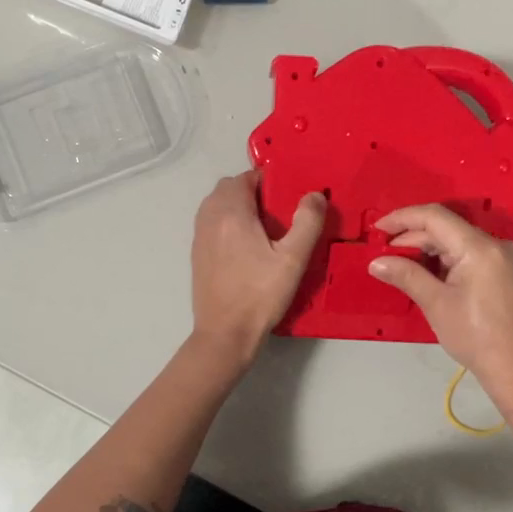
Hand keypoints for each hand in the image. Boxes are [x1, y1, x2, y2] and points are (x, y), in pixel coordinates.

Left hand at [189, 171, 325, 366]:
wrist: (225, 334)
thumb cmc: (260, 295)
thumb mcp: (292, 260)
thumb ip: (307, 222)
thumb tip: (315, 195)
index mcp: (231, 212)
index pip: (246, 177)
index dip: (268, 182)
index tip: (287, 198)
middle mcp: (209, 218)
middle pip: (228, 189)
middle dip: (251, 193)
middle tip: (276, 215)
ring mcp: (199, 238)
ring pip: (217, 207)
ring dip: (237, 209)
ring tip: (262, 231)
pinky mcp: (197, 257)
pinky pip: (211, 227)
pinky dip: (226, 227)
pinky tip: (245, 250)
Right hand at [368, 204, 512, 395]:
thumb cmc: (475, 337)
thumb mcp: (436, 304)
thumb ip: (406, 276)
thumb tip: (376, 262)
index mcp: (479, 247)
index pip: (435, 217)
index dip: (402, 218)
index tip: (377, 228)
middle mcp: (494, 244)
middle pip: (446, 229)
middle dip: (412, 239)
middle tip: (383, 255)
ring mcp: (501, 258)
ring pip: (456, 243)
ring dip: (427, 251)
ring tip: (399, 267)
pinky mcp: (503, 273)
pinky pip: (468, 256)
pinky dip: (444, 262)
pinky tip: (426, 275)